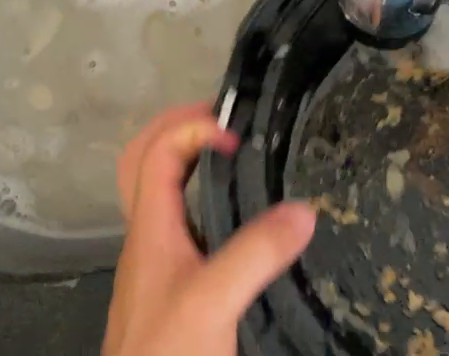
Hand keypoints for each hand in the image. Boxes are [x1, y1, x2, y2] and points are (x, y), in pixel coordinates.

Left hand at [102, 104, 315, 355]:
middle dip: (179, 127)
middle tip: (225, 116)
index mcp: (149, 232)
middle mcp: (148, 240)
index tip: (239, 136)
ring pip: (161, 193)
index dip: (193, 128)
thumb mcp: (212, 303)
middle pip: (143, 164)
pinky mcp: (175, 287)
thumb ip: (255, 254)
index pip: (155, 153)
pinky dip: (206, 198)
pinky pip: (183, 222)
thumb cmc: (166, 355)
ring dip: (189, 159)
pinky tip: (242, 212)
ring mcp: (159, 264)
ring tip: (237, 150)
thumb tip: (306, 208)